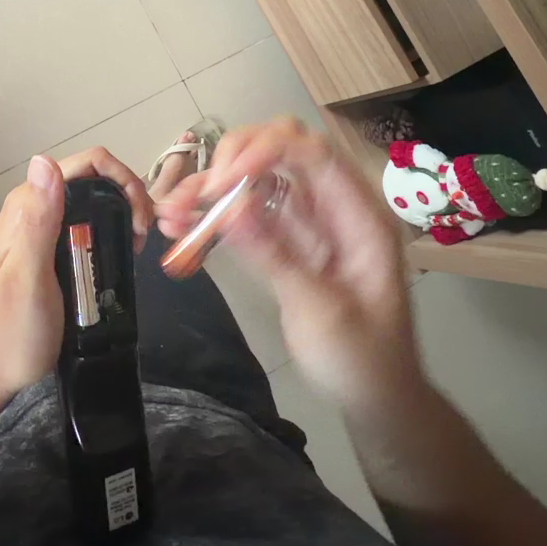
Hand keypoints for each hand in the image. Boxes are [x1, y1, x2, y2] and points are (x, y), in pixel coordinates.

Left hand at [0, 148, 152, 433]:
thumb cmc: (11, 331)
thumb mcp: (28, 277)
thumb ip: (38, 219)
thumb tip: (45, 160)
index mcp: (28, 204)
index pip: (86, 164)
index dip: (121, 179)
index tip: (139, 220)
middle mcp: (35, 206)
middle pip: (94, 177)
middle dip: (128, 195)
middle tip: (142, 239)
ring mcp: (42, 227)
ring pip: (94, 199)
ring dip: (123, 212)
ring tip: (136, 248)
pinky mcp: (51, 248)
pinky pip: (88, 222)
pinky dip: (112, 230)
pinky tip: (121, 255)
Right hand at [157, 118, 425, 412]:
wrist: (375, 396)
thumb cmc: (364, 359)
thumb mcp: (322, 312)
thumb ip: (275, 256)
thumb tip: (229, 209)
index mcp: (357, 213)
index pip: (312, 152)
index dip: (264, 150)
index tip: (222, 181)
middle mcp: (330, 204)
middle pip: (279, 148)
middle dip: (232, 159)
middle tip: (198, 194)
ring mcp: (304, 219)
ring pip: (254, 177)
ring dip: (211, 186)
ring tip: (171, 210)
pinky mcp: (282, 239)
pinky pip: (243, 212)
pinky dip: (210, 214)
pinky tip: (179, 223)